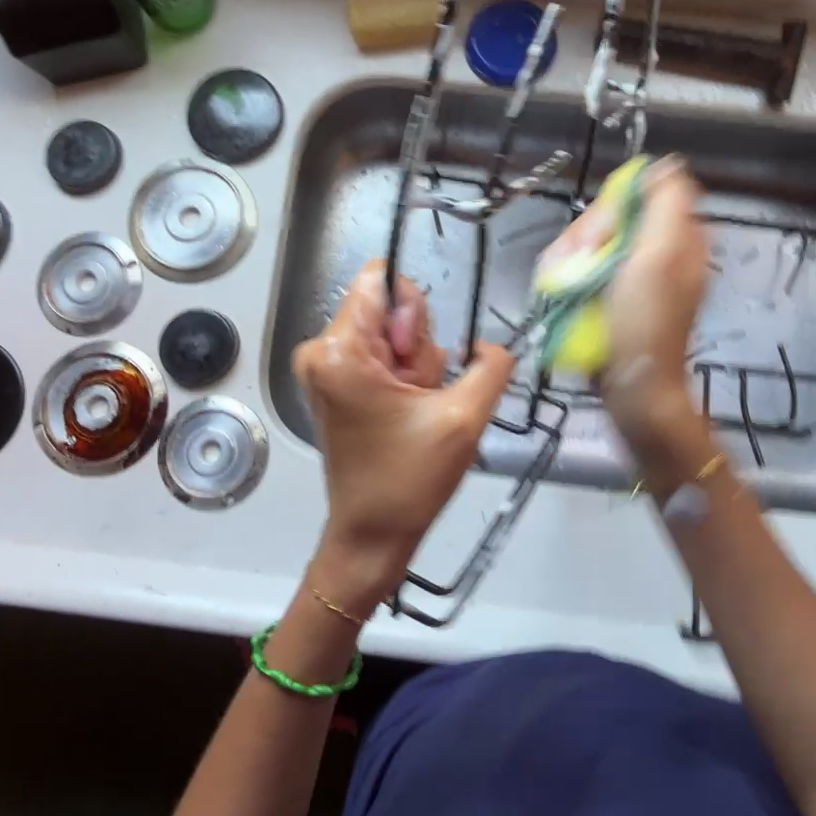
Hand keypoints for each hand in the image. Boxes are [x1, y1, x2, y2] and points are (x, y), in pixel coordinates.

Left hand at [293, 260, 514, 613]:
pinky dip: (403, 381)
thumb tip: (494, 344)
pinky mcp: (336, 386)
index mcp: (339, 349)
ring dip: (415, 370)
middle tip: (422, 398)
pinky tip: (407, 416)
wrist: (371, 537)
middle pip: (390, 310)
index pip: (380, 278)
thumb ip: (490, 365)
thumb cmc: (409, 481)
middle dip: (418, 349)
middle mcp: (321, 350)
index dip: (415, 310)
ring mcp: (325, 369)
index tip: (419, 359)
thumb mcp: (464, 418)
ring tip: (415, 413)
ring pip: (392, 336)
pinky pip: (383, 357)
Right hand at [540, 156, 709, 474]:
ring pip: (589, 245)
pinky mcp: (611, 299)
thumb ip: (666, 204)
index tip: (603, 232)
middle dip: (587, 239)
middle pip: (609, 219)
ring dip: (572, 263)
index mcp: (678, 236)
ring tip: (570, 290)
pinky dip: (570, 282)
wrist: (634, 389)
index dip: (614, 206)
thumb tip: (666, 165)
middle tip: (584, 268)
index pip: (638, 193)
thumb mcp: (660, 256)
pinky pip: (582, 272)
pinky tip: (567, 299)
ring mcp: (632, 277)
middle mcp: (657, 251)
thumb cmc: (646, 322)